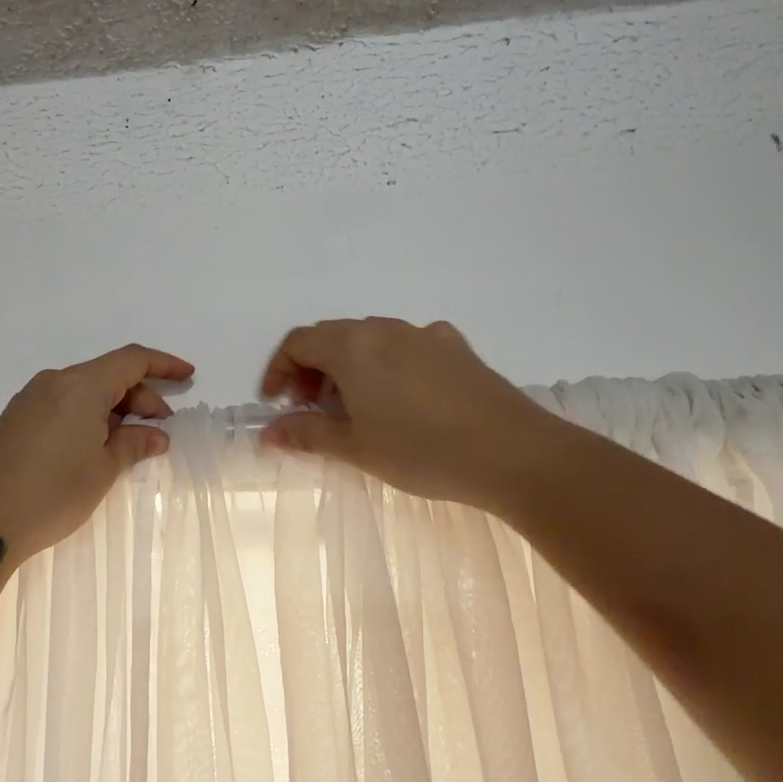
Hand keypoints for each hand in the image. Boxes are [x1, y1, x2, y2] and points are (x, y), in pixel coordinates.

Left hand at [0, 344, 194, 555]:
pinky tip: (95, 448)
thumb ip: (133, 445)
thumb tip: (155, 435)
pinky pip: (62, 406)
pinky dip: (87, 418)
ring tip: (130, 444)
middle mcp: (53, 382)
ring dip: (113, 410)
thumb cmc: (52, 492)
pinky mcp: (15, 421)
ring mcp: (29, 400)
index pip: (131, 360)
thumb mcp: (103, 470)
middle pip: (107, 376)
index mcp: (80, 385)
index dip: (163, 365)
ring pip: (83, 392)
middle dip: (140, 397)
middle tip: (160, 430)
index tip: (187, 376)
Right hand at [259, 317, 568, 511]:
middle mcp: (385, 328)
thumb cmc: (421, 450)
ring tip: (354, 407)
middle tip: (311, 408)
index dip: (279, 370)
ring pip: (371, 339)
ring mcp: (425, 334)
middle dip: (312, 368)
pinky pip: (407, 346)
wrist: (513, 452)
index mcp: (352, 346)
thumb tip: (269, 432)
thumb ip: (307, 434)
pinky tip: (402, 397)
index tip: (277, 404)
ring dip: (349, 366)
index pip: (299, 342)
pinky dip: (388, 364)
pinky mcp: (457, 348)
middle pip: (333, 336)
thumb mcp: (355, 447)